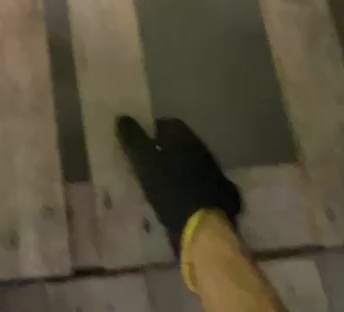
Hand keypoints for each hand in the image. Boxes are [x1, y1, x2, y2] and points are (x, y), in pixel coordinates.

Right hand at [116, 116, 241, 254]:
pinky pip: (200, 186)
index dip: (150, 133)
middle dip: (164, 152)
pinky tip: (180, 201)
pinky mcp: (221, 194)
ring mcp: (214, 171)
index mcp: (183, 135)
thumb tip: (122, 117)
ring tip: (162, 186)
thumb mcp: (143, 161)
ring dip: (178, 171)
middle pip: (179, 144)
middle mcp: (201, 148)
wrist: (203, 226)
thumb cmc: (169, 188)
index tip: (139, 147)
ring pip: (191, 165)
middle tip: (148, 166)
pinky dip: (190, 190)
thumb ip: (132, 138)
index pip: (165, 123)